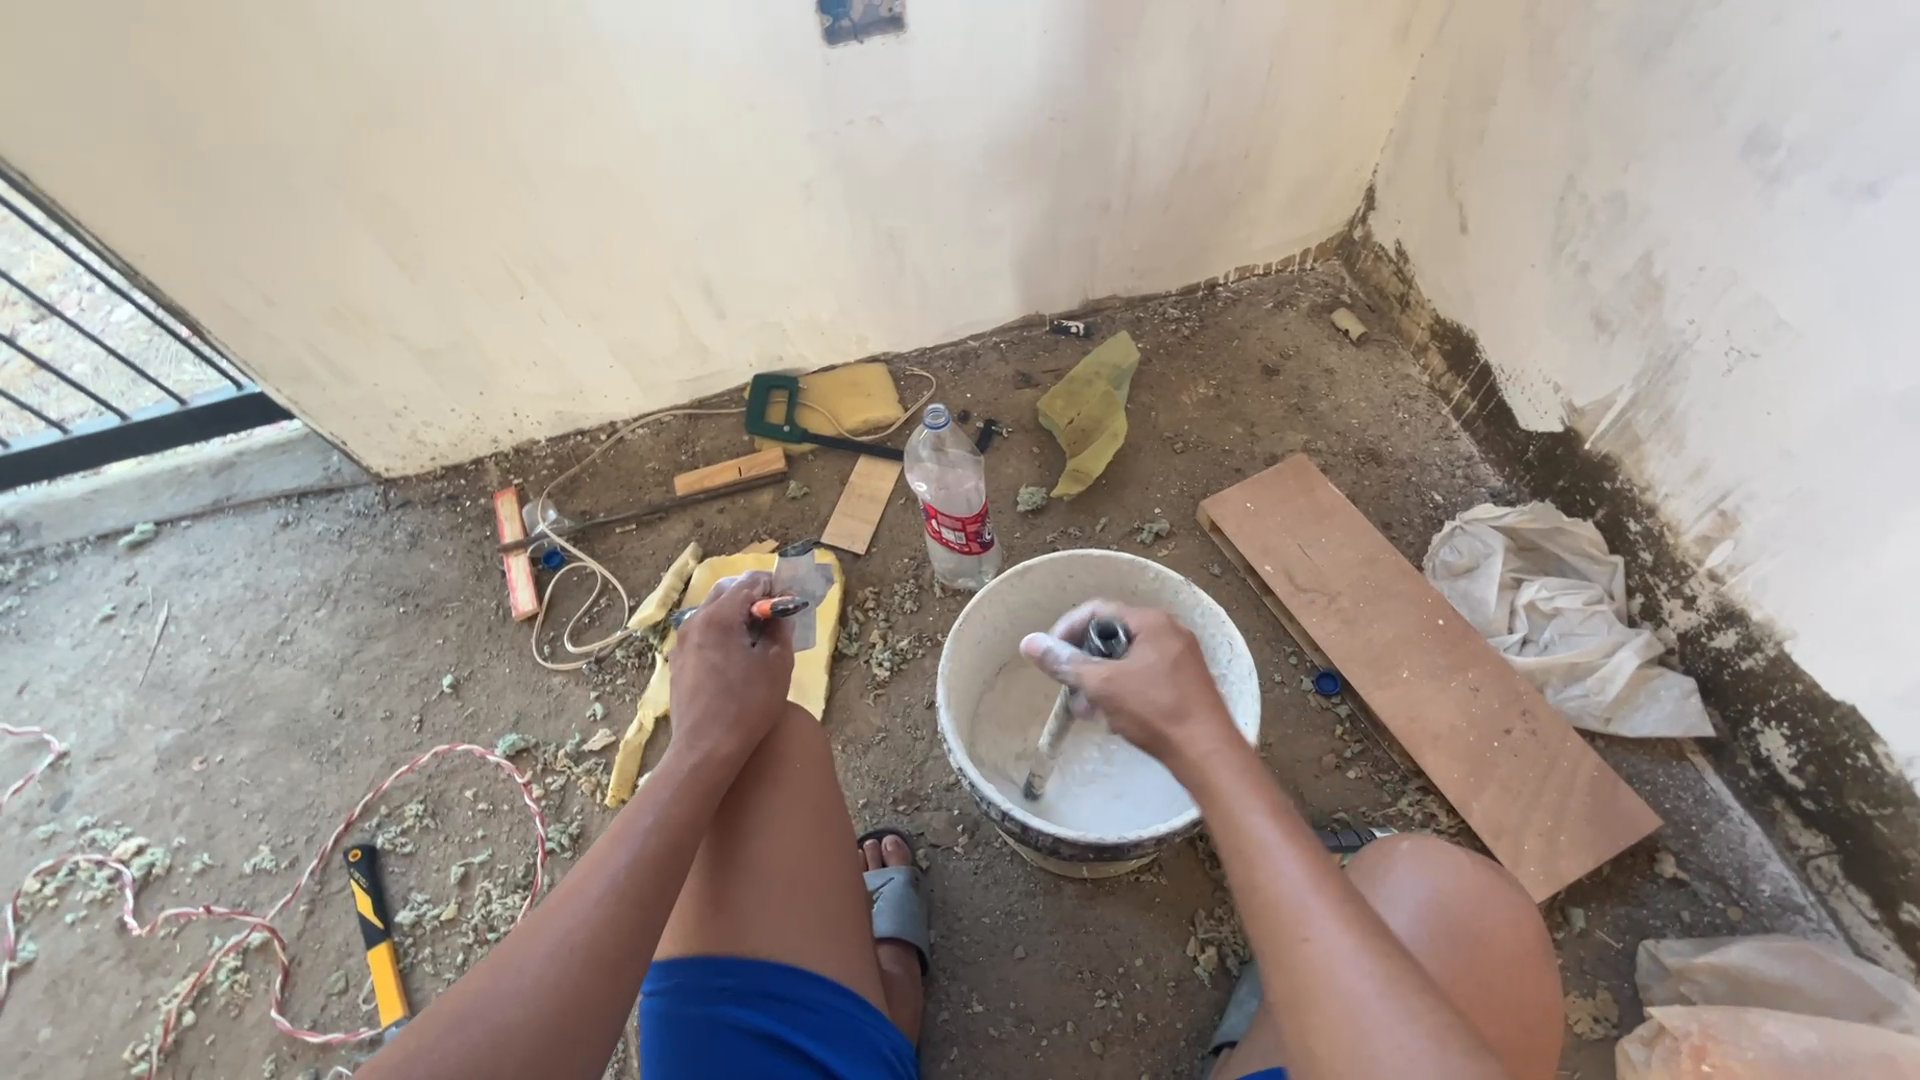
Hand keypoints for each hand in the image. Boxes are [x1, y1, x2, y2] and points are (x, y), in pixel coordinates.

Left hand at [667, 572, 794, 767]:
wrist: (706, 749)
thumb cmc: (748, 705)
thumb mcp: (778, 663)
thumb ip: (780, 627)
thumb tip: (782, 609)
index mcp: (718, 617)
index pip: (749, 583)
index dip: (773, 587)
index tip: (789, 602)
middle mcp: (694, 622)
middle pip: (726, 592)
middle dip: (752, 597)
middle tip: (775, 618)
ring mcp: (681, 642)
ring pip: (712, 612)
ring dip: (736, 615)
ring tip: (757, 640)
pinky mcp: (678, 662)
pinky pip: (702, 633)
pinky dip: (722, 633)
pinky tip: (736, 657)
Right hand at [1019, 601, 1241, 772]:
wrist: (1208, 753)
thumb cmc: (1156, 711)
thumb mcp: (1103, 685)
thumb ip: (1065, 663)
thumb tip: (1029, 643)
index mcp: (1151, 622)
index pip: (1096, 611)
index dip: (1067, 629)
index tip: (1051, 655)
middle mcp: (1168, 631)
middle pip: (1111, 635)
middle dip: (1084, 662)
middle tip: (1069, 687)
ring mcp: (1179, 656)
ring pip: (1126, 659)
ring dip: (1100, 681)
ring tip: (1087, 710)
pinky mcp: (1184, 681)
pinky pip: (1143, 674)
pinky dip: (1122, 689)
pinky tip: (1113, 717)